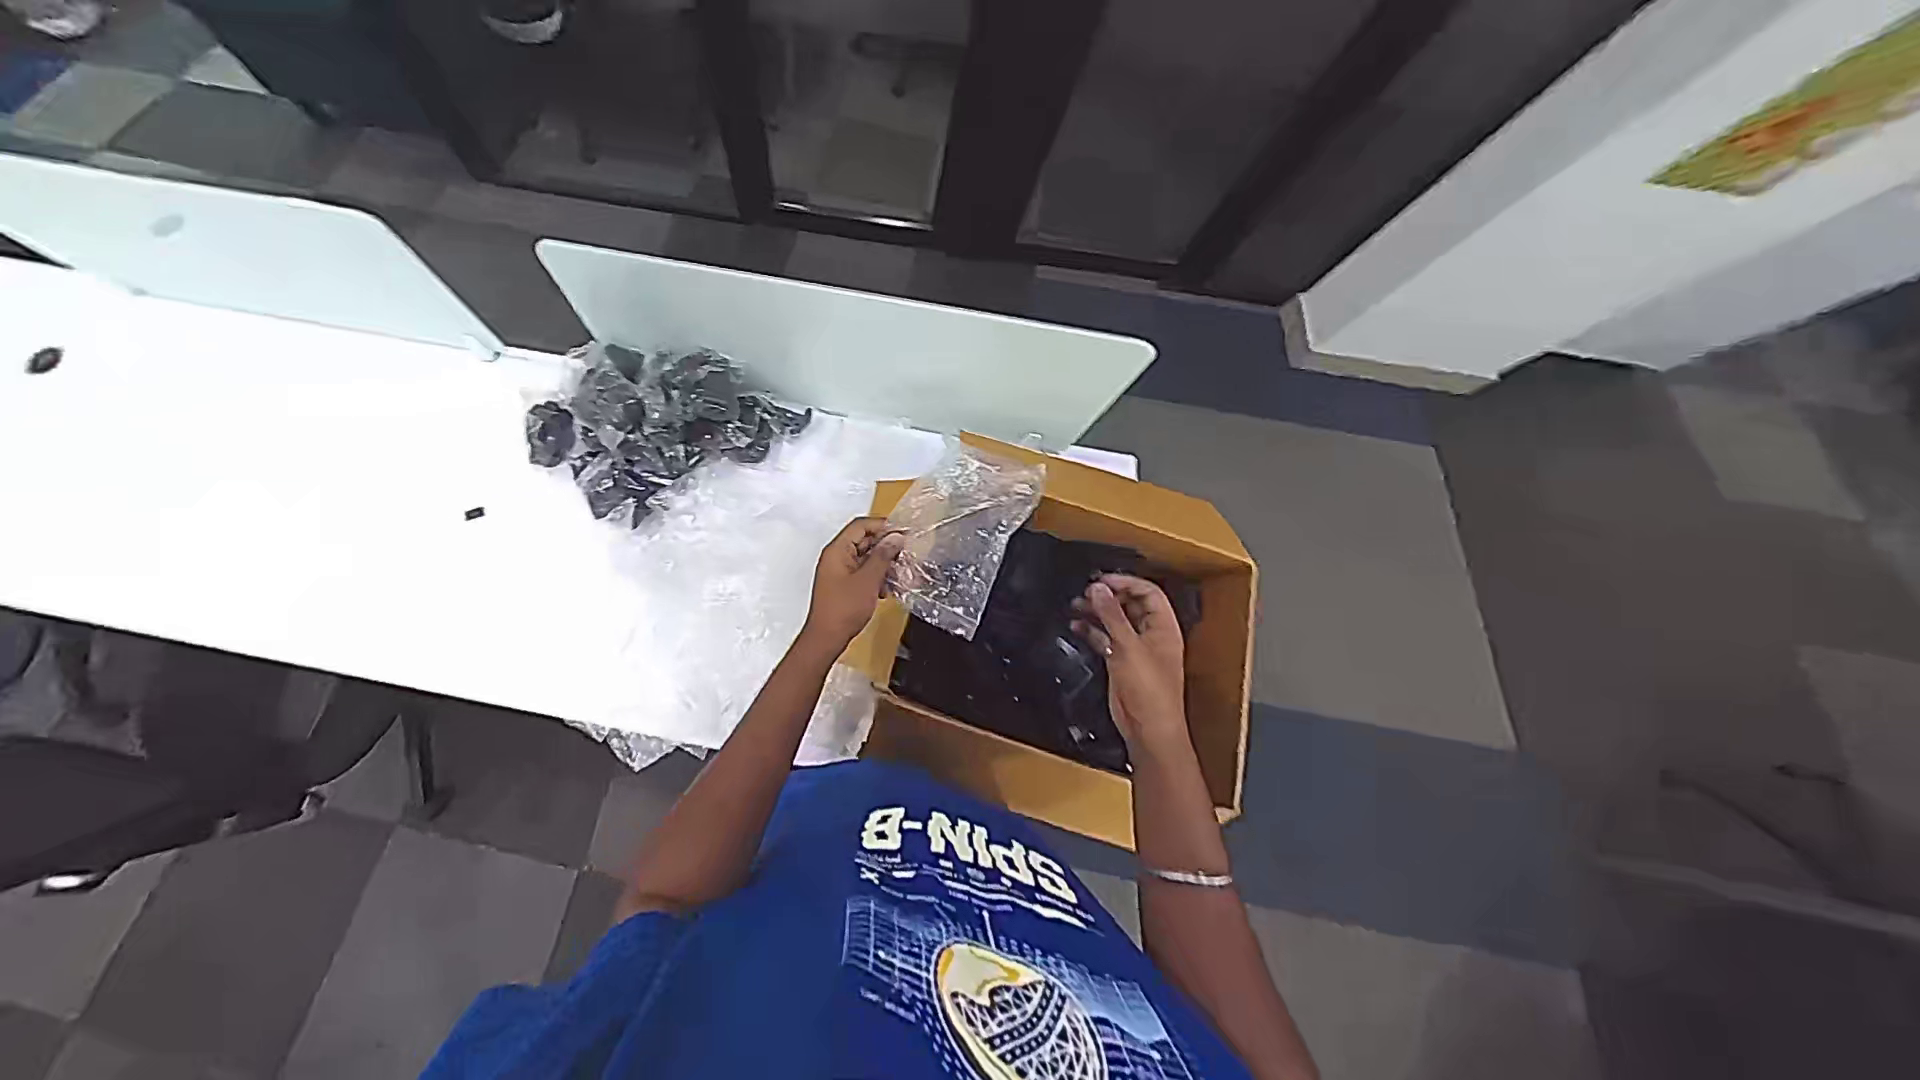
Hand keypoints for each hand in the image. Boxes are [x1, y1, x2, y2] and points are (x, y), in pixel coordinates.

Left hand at [801, 517, 905, 652]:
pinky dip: (876, 576)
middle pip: (863, 540)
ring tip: (898, 574)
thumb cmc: (844, 609)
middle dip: (885, 547)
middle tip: (904, 554)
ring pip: (865, 557)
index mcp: (837, 550)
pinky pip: (862, 572)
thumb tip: (896, 538)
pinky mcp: (843, 584)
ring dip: (882, 564)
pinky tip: (886, 589)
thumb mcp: (868, 580)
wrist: (827, 637)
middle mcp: (836, 557)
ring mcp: (839, 571)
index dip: (883, 526)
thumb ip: (883, 556)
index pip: (861, 526)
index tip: (903, 533)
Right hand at [1072, 574, 1189, 751]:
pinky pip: (1105, 639)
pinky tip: (1077, 626)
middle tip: (1087, 592)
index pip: (1148, 592)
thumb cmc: (1151, 692)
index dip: (1126, 582)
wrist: (1148, 728)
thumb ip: (1112, 615)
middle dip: (1108, 596)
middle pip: (1130, 605)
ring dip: (1097, 612)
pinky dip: (1091, 631)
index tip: (1102, 580)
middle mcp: (1151, 635)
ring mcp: (1136, 649)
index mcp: (1164, 627)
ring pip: (1115, 621)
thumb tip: (1100, 589)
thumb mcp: (1129, 647)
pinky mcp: (1121, 662)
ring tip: (1077, 604)